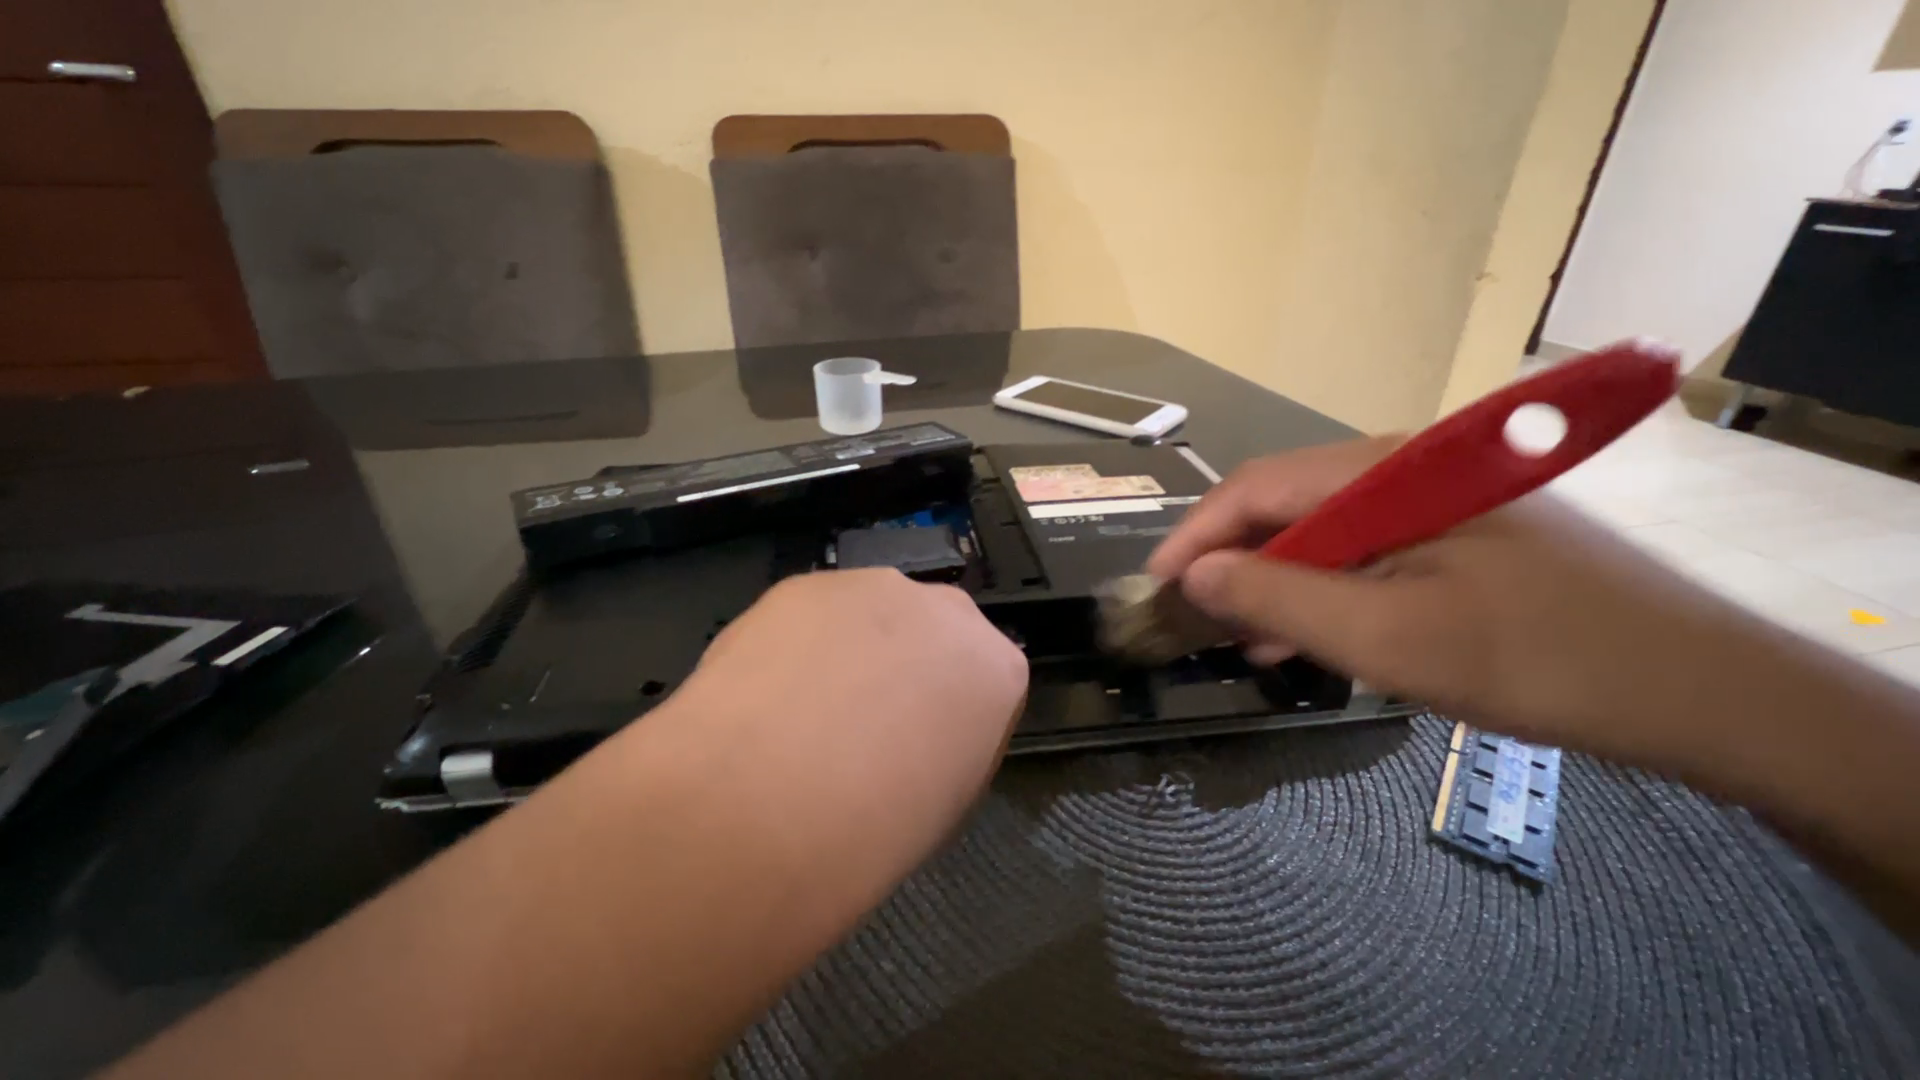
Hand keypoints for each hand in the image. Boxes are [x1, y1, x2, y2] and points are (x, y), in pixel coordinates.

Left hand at [665, 568, 1028, 876]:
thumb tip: (918, 744)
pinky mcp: (804, 586)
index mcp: (997, 669)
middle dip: (905, 668)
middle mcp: (945, 612)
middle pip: (932, 634)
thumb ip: (949, 750)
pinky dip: (795, 647)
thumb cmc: (878, 824)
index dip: (947, 719)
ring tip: (804, 713)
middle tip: (862, 727)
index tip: (918, 751)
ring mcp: (873, 589)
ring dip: (848, 652)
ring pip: (868, 617)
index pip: (985, 684)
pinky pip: (810, 617)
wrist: (774, 797)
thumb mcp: (946, 804)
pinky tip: (767, 694)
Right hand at [1146, 438, 1754, 766]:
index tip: (1153, 590)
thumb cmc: (1537, 660)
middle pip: (1285, 505)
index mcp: (1387, 471)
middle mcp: (1405, 468)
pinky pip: (1365, 552)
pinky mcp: (1459, 534)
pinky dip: (1324, 592)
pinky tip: (1310, 636)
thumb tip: (1192, 575)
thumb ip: (1278, 599)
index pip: (1255, 486)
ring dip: (1274, 583)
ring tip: (1243, 640)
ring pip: (1322, 531)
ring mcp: (1435, 499)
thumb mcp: (1389, 638)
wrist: (1700, 689)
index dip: (1193, 537)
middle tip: (1193, 623)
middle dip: (1230, 563)